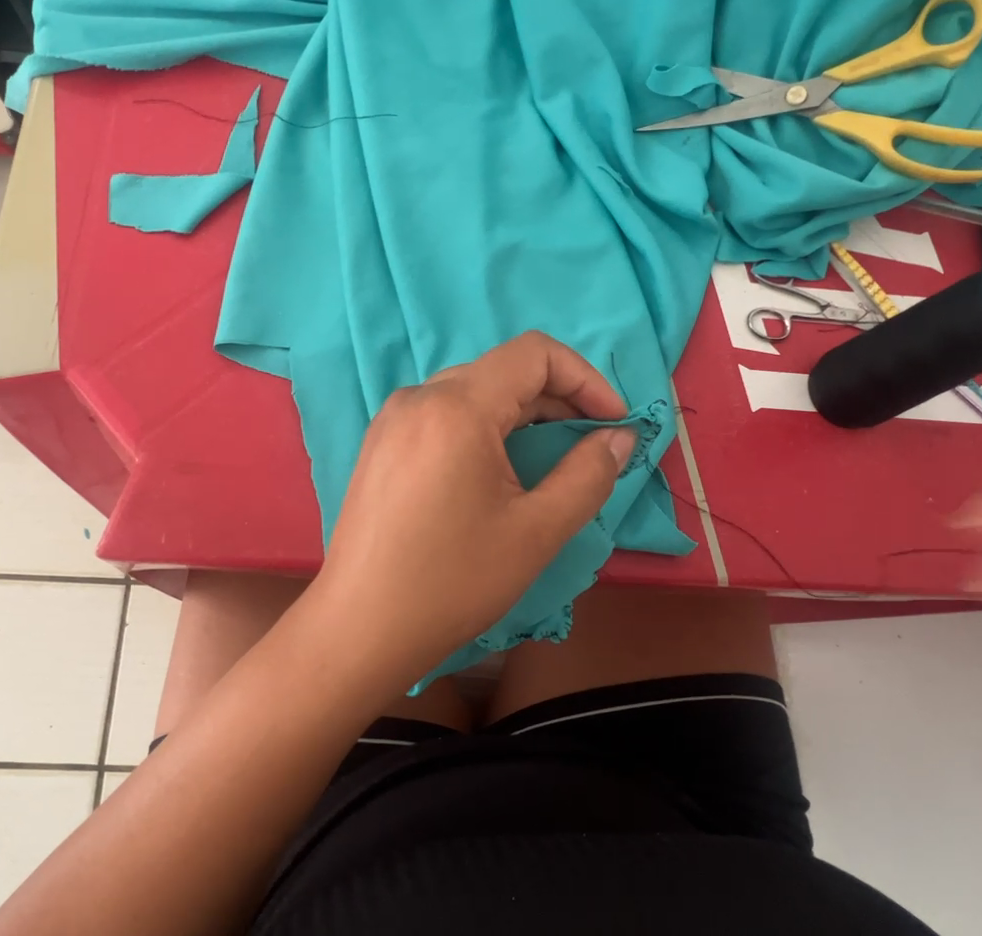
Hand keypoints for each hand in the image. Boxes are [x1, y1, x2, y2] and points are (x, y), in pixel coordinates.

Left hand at [304, 331, 637, 682]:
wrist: (361, 628)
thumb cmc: (453, 581)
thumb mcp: (536, 531)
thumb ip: (588, 475)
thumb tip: (619, 438)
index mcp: (457, 407)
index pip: (534, 353)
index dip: (586, 378)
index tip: (614, 423)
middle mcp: (419, 398)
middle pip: (503, 371)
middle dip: (559, 399)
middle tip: (593, 445)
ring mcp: (393, 420)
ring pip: (473, 393)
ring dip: (522, 415)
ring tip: (551, 461)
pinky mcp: (381, 445)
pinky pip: (444, 416)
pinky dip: (484, 429)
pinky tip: (498, 473)